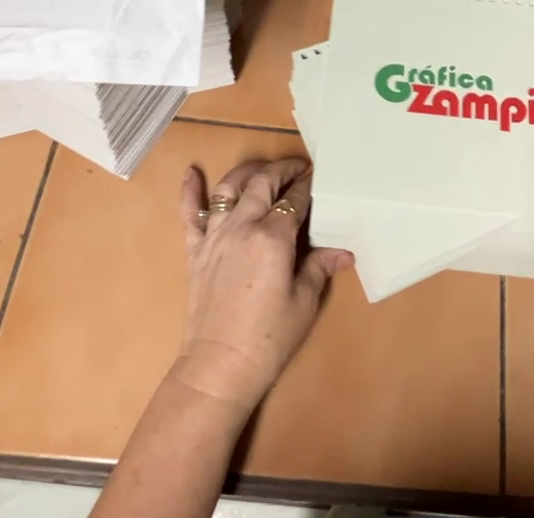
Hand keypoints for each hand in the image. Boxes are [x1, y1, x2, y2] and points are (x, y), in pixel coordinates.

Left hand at [170, 157, 352, 411]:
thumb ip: (320, 267)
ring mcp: (214, 236)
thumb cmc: (269, 338)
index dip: (308, 186)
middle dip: (282, 169)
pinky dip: (189, 190)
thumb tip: (344, 251)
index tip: (318, 178)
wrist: (218, 367)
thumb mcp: (304, 302)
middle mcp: (242, 226)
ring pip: (228, 188)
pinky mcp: (195, 250)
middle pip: (262, 183)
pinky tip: (191, 171)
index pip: (294, 199)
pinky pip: (189, 213)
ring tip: (262, 168)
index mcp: (273, 237)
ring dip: (247, 172)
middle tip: (297, 167)